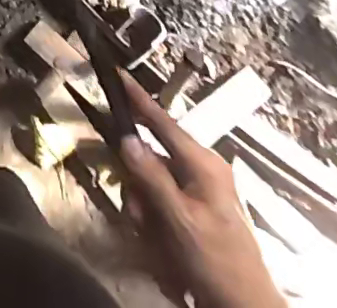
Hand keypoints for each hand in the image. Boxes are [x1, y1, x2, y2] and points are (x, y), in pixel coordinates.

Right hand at [114, 71, 287, 307]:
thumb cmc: (217, 262)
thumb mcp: (180, 220)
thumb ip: (151, 177)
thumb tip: (127, 138)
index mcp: (203, 164)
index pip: (163, 121)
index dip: (138, 98)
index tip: (118, 74)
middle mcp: (201, 170)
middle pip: (149, 160)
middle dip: (138, 190)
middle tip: (139, 218)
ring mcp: (199, 192)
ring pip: (150, 185)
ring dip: (145, 213)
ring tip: (157, 243)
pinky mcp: (196, 211)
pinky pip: (160, 205)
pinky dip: (155, 225)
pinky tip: (165, 250)